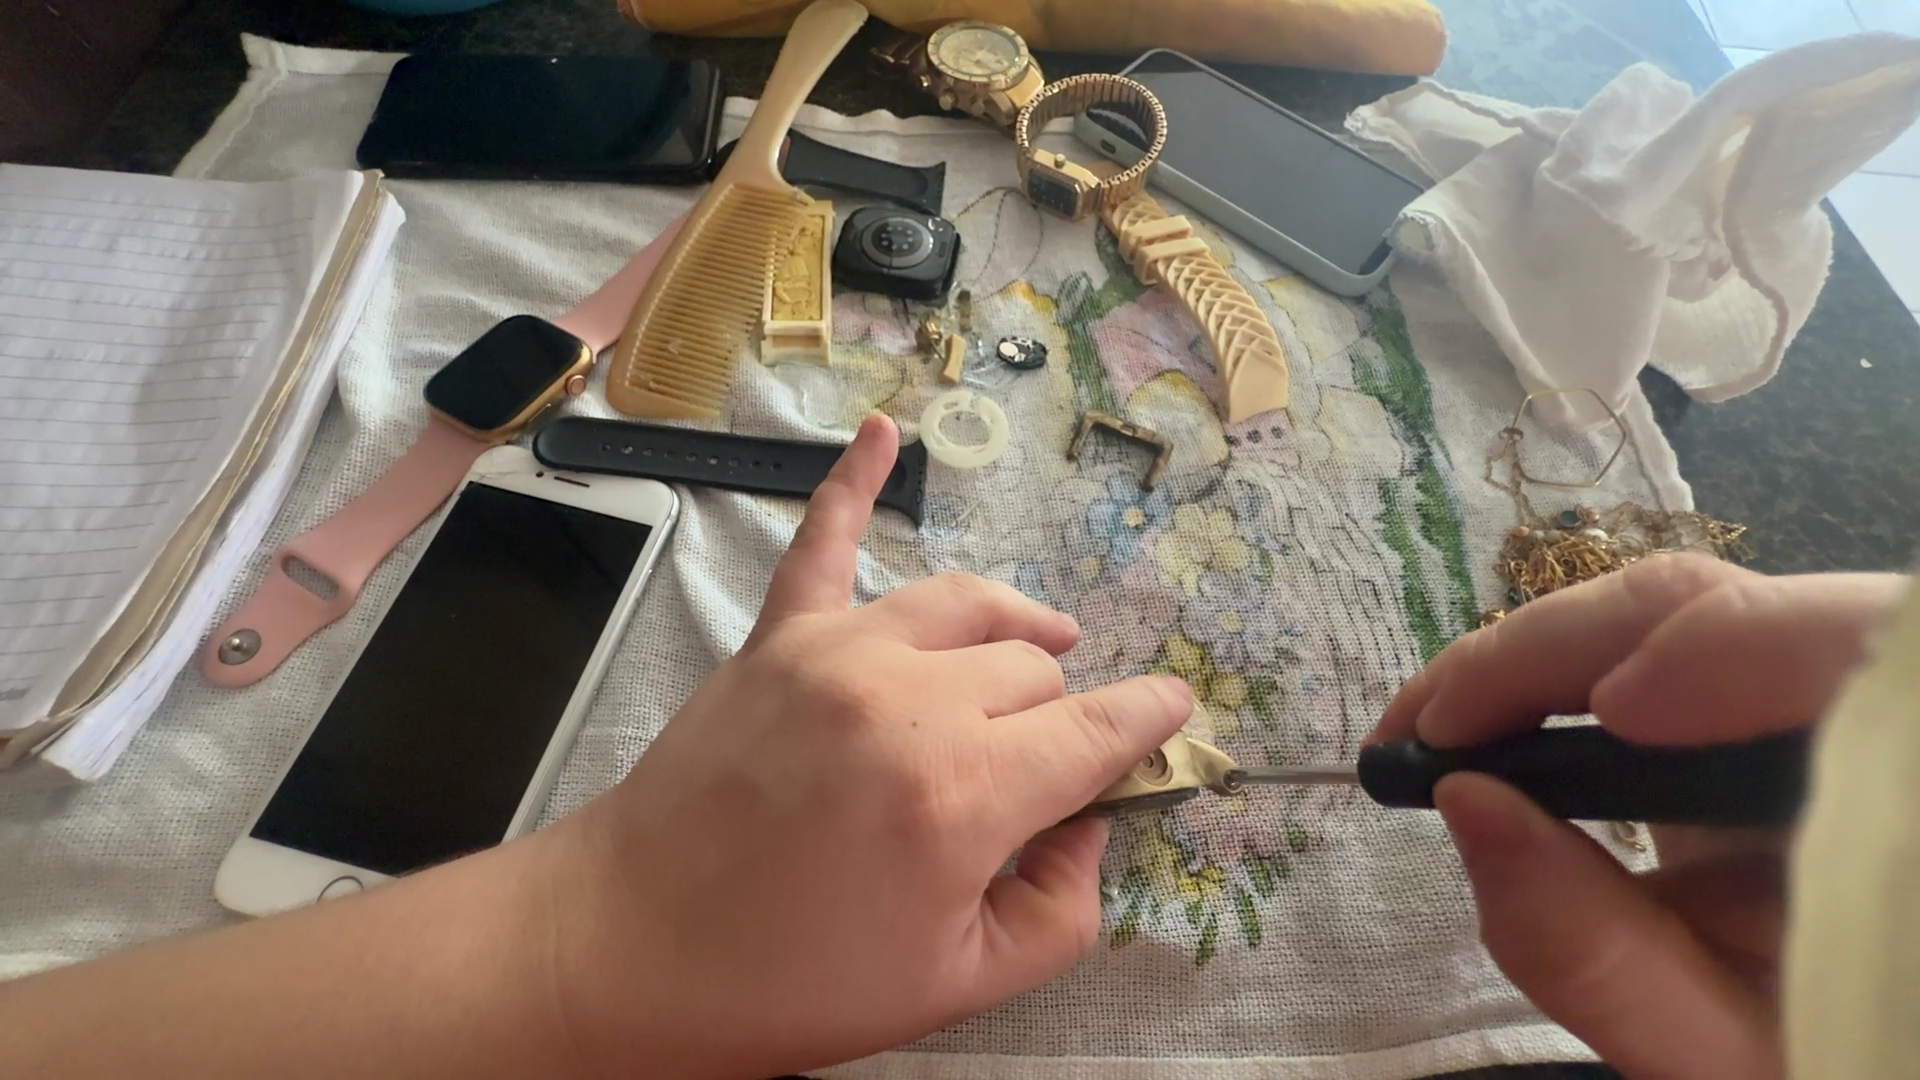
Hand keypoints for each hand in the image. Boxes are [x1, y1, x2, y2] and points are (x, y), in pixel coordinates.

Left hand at [555, 414, 1192, 1078]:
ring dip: (1019, 626)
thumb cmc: (793, 980)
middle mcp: (910, 700)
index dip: (1148, 721)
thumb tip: (1087, 819)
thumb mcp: (961, 985)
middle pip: (1034, 669)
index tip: (1174, 711)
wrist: (628, 944)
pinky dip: (853, 483)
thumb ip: (1062, 908)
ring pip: (971, 605)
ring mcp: (840, 650)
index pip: (1095, 730)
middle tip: (1044, 760)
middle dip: (1059, 713)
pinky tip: (881, 429)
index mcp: (962, 795)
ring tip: (1045, 639)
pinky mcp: (780, 634)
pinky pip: (824, 539)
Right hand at [1373, 555, 1903, 1079]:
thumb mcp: (1709, 1049)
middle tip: (1430, 728)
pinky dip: (1529, 671)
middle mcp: (1862, 710)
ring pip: (1648, 608)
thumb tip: (1460, 796)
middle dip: (1539, 655)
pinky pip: (1625, 637)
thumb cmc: (1809, 1049)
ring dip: (1514, 660)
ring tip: (1427, 727)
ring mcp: (1786, 684)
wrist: (1845, 1025)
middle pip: (1702, 604)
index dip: (1736, 648)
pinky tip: (1472, 718)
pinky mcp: (1724, 684)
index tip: (1607, 717)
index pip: (1868, 649)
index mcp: (1899, 785)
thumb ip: (1594, 950)